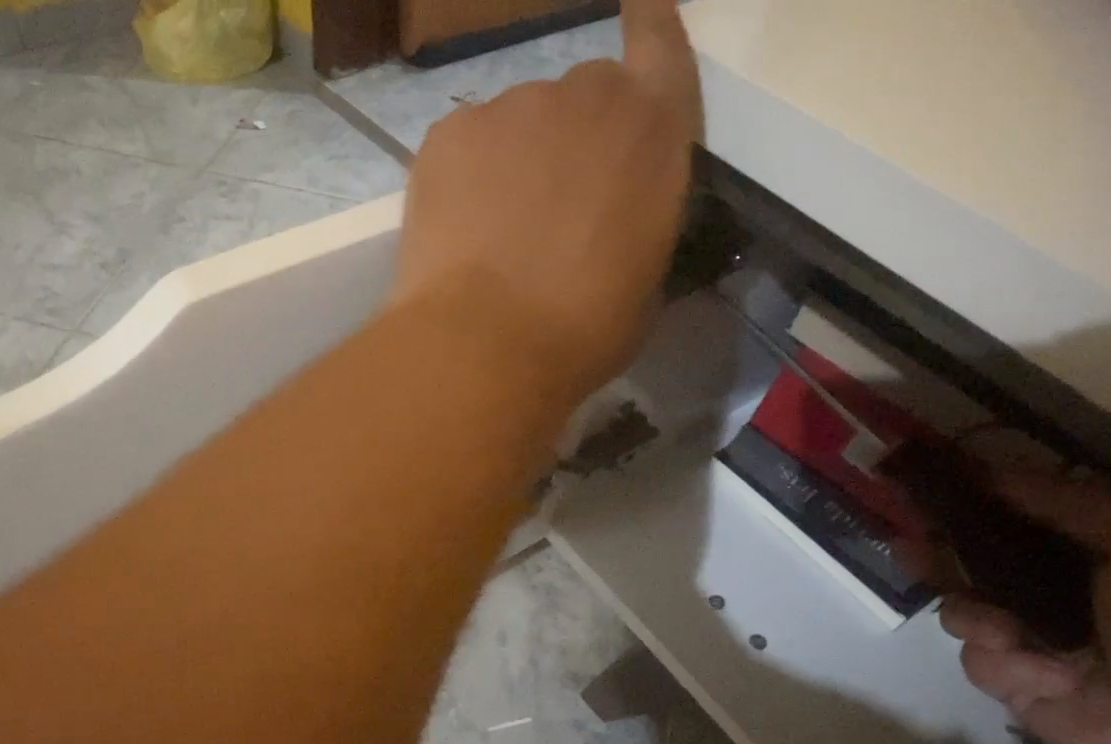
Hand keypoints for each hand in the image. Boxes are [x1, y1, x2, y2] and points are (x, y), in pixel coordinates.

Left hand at [390, 0, 702, 400]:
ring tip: (497, 234)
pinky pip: (467, 144)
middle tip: (553, 211)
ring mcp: (512, 106)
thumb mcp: (644, 283)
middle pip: (584, 97)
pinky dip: (466, 177)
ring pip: (520, 123)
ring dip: (516, 162)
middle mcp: (586, 97)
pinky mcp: (449, 131)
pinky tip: (460, 231)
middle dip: (574, 140)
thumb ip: (637, 224)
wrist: (486, 343)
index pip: (661, 47)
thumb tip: (612, 225)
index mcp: (654, 131)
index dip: (651, 24)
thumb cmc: (584, 329)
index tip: (642, 4)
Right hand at [940, 474, 1110, 743]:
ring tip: (1005, 631)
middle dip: (941, 553)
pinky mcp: (1020, 685)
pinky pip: (978, 660)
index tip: (929, 489)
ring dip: (974, 615)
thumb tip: (989, 469)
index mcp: (1094, 549)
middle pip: (976, 563)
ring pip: (964, 611)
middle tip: (908, 546)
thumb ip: (1067, 501)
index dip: (973, 502)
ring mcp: (1036, 639)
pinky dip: (1003, 663)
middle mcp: (1059, 590)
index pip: (1018, 515)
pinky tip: (1043, 673)